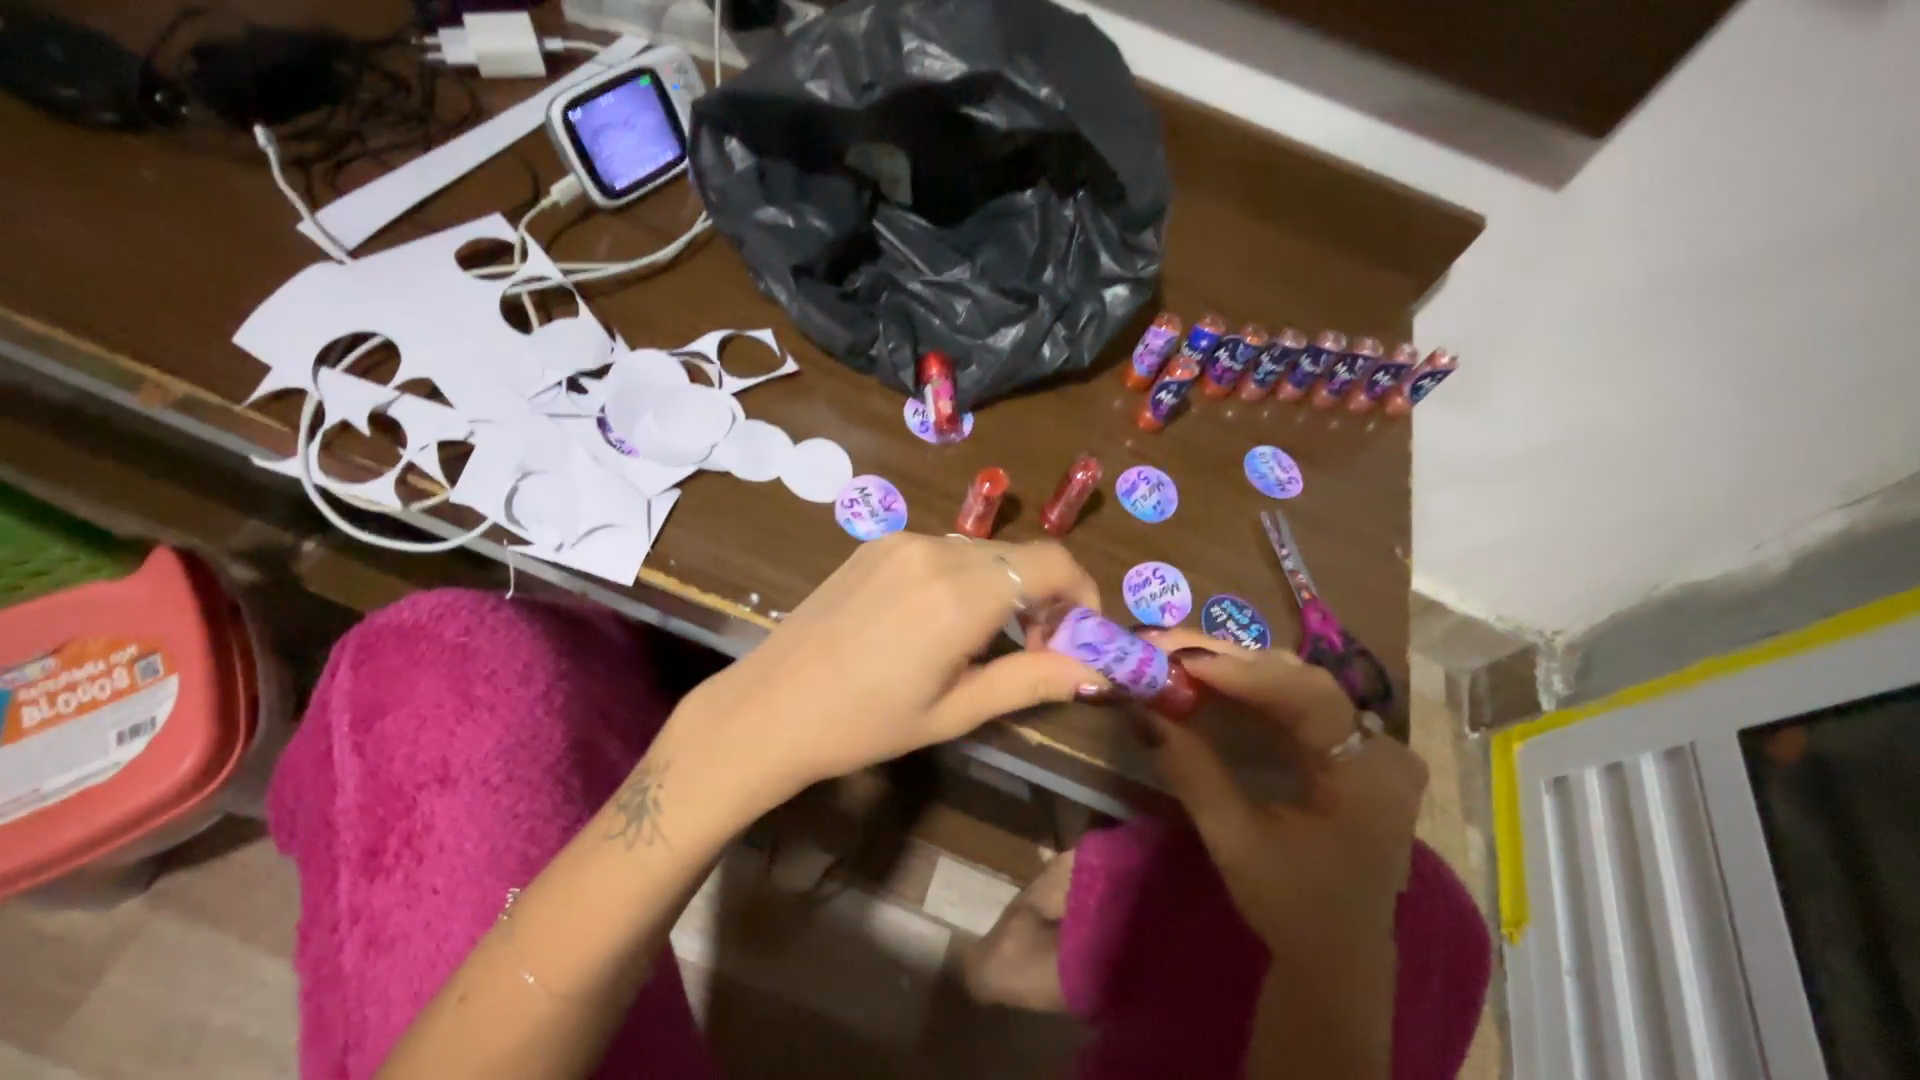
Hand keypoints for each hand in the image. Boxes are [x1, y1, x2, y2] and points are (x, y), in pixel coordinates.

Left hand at [670, 532, 1102, 810]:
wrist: (768, 709)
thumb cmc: (865, 725)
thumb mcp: (956, 711)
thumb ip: (1032, 680)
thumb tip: (1098, 670)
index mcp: (960, 595)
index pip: (1054, 563)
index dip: (1082, 594)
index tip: (1075, 637)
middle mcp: (934, 551)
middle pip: (1020, 555)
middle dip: (1044, 595)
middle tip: (1034, 649)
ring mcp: (899, 541)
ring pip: (982, 551)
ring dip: (1003, 586)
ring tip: (983, 640)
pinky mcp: (873, 544)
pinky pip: (942, 550)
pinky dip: (964, 577)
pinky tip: (938, 621)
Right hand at [1136, 630, 1426, 971]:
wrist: (1337, 957)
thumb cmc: (1292, 907)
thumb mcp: (1235, 841)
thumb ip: (1193, 770)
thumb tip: (1144, 709)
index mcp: (1370, 779)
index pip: (1310, 698)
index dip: (1244, 671)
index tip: (1183, 659)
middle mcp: (1383, 752)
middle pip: (1304, 683)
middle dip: (1231, 663)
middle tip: (1168, 648)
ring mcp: (1374, 750)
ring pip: (1301, 688)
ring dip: (1239, 671)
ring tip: (1181, 659)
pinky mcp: (1355, 753)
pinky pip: (1302, 706)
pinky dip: (1255, 692)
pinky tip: (1214, 682)